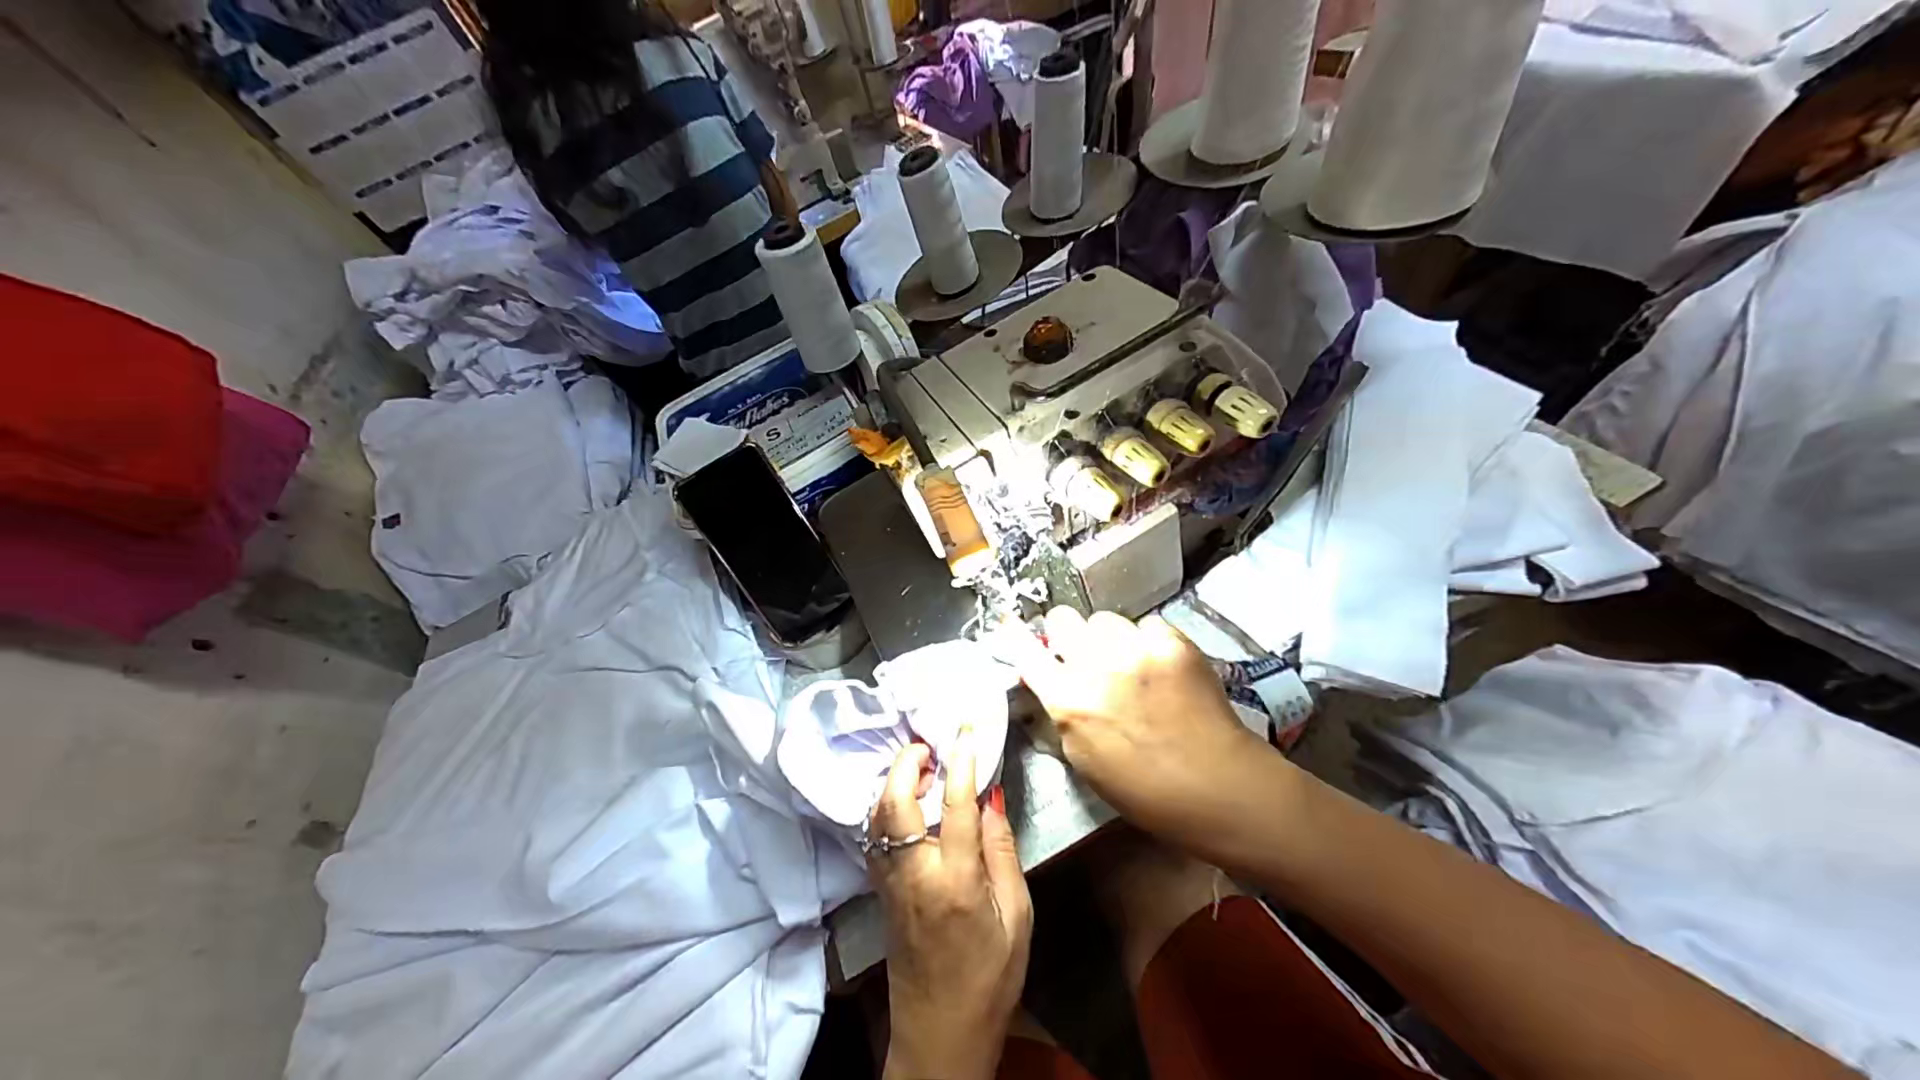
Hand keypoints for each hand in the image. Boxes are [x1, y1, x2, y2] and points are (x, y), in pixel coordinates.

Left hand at [869, 732, 1031, 1079]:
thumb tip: (990, 799)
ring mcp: (891, 882)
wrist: (939, 1033)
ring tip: (921, 768)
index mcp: (956, 881)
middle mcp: (914, 874)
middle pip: (896, 803)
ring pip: (878, 817)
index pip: (954, 806)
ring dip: (893, 782)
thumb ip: (1001, 853)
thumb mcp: (1016, 917)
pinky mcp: (881, 891)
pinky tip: (906, 803)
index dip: (961, 764)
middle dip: (907, 764)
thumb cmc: (990, 978)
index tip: (965, 734)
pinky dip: (886, 806)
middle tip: (927, 745)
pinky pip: (876, 835)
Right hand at [1016, 608, 1277, 847]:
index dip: (1016, 637)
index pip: (1025, 650)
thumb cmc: (1144, 789)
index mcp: (1068, 701)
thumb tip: (1049, 682)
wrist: (1217, 786)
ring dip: (1107, 638)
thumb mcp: (1082, 758)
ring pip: (1104, 618)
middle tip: (1081, 654)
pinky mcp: (1174, 643)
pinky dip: (1145, 641)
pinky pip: (1145, 624)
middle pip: (1063, 618)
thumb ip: (1061, 712)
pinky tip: (1158, 666)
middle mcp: (1097, 666)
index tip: (1013, 629)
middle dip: (1067, 634)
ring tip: (1127, 663)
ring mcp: (1138, 650)